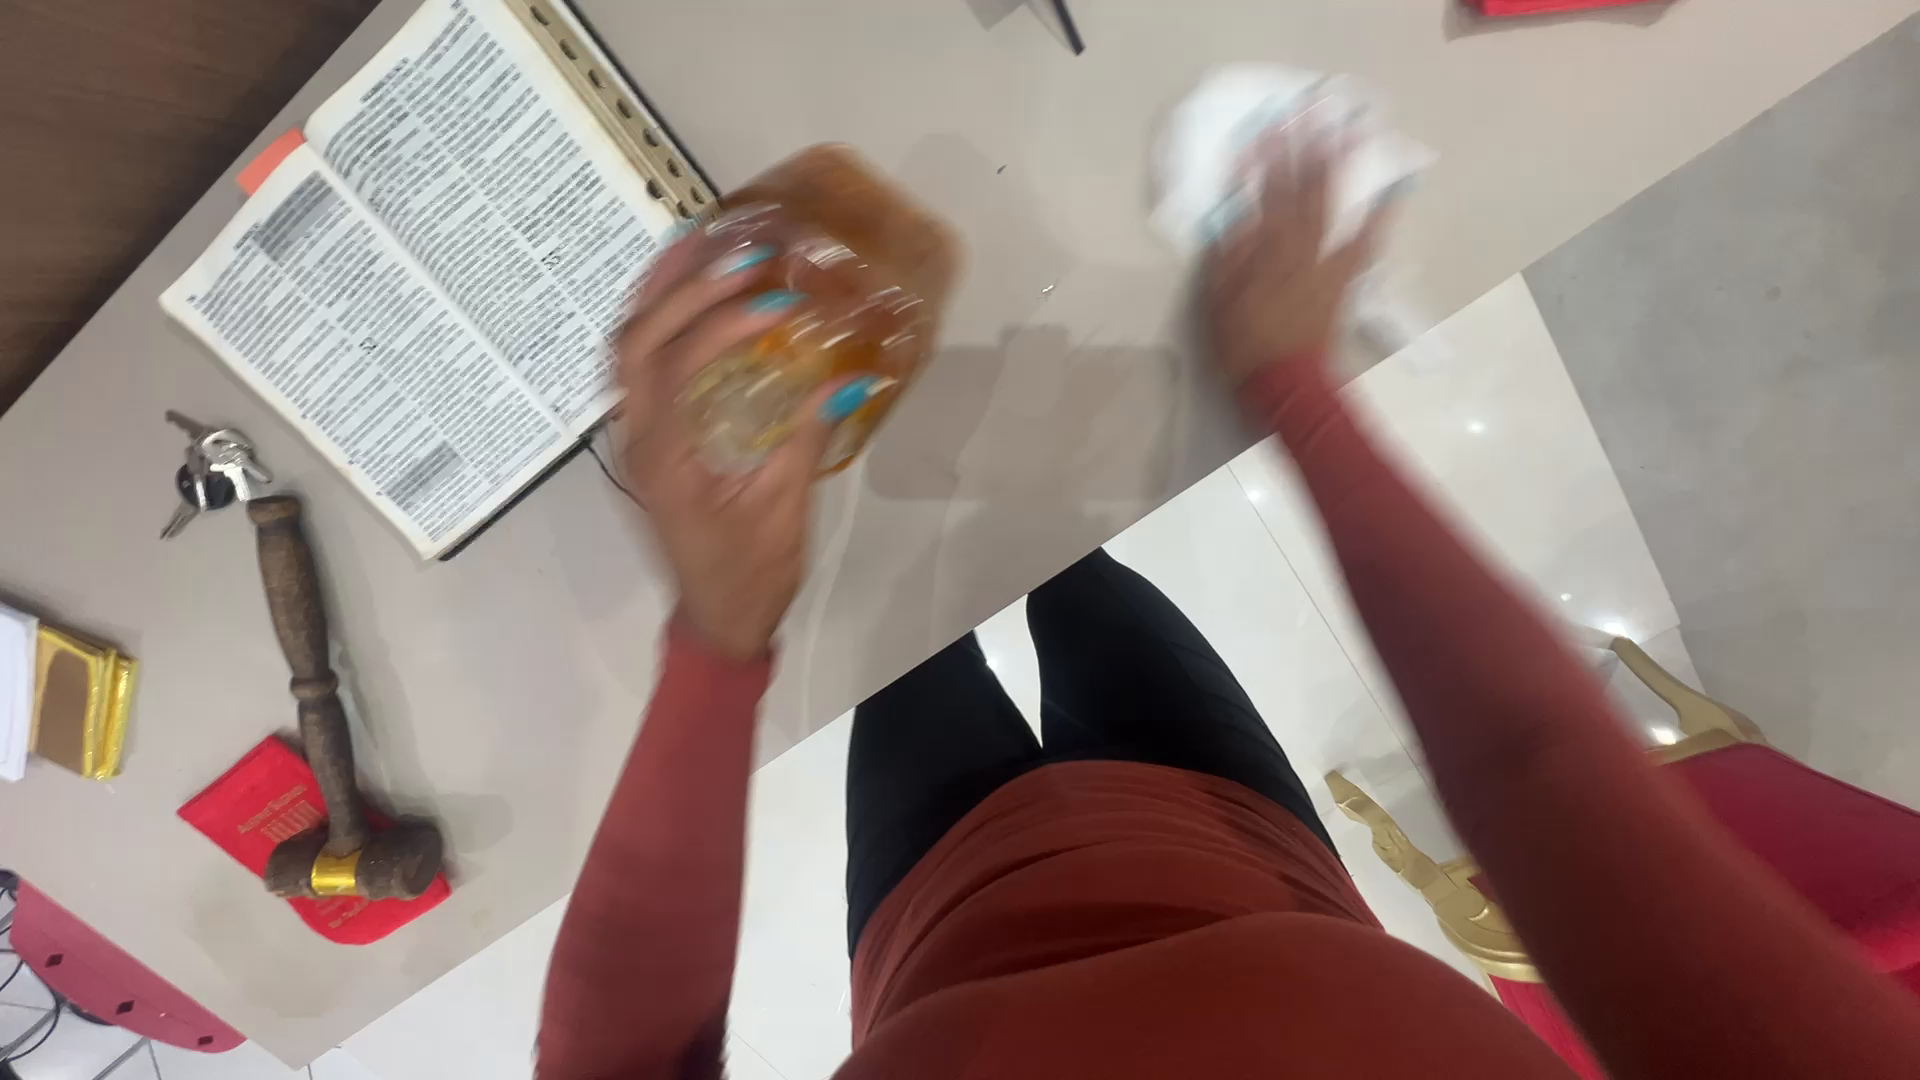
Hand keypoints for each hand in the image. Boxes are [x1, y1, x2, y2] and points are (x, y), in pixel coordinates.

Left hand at [617, 235, 852, 660]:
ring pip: (626, 347)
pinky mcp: (649, 441)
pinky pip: (640, 367)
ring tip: (702, 247)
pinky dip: (661, 324)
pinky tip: (691, 300)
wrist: (716, 619)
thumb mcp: (784, 510)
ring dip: (660, 294)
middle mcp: (636, 438)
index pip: (678, 365)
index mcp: (665, 457)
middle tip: (740, 252)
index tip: (777, 305)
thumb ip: (807, 438)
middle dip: (686, 288)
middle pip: (636, 339)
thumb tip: (849, 378)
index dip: (724, 323)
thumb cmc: (750, 573)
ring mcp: (635, 438)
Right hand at [1203, 141, 1386, 384]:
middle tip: (1309, 112)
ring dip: (1339, 167)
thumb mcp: (1219, 302)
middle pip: (1302, 192)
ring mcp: (1326, 261)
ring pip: (1333, 206)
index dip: (1265, 163)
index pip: (1264, 198)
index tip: (1266, 128)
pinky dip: (1379, 217)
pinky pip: (1365, 243)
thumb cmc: (1244, 345)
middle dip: (1303, 150)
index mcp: (1266, 252)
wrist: (1285, 382)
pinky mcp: (1342, 279)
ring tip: (1348, 131)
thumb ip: (1227, 255)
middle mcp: (1300, 248)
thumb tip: (1233, 212)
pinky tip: (1391, 192)